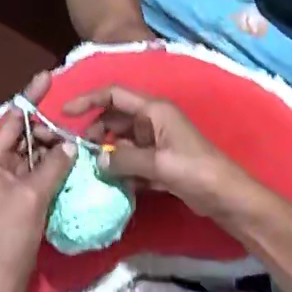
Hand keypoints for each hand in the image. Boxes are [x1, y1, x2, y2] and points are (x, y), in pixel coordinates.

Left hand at [0, 72, 73, 291]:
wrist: (1, 275)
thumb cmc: (11, 233)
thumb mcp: (35, 195)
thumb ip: (54, 164)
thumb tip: (70, 143)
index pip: (10, 119)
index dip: (30, 97)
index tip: (48, 76)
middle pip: (21, 134)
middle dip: (45, 127)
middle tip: (72, 128)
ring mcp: (4, 180)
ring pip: (30, 151)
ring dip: (50, 146)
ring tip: (74, 143)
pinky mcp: (16, 194)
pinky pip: (34, 168)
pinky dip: (50, 163)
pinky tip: (68, 160)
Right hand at [64, 86, 276, 222]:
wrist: (227, 197)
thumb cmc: (197, 171)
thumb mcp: (158, 164)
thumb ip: (124, 160)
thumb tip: (97, 161)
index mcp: (154, 110)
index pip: (114, 95)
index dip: (88, 100)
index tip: (64, 113)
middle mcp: (152, 121)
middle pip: (114, 119)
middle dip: (95, 133)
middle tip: (79, 153)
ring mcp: (156, 142)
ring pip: (121, 142)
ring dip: (107, 154)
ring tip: (91, 171)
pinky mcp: (158, 162)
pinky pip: (131, 160)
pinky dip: (121, 169)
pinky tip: (111, 184)